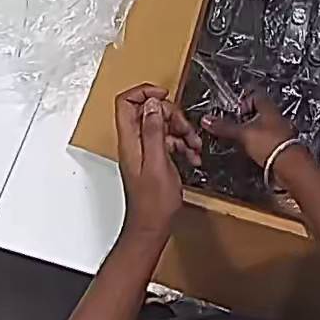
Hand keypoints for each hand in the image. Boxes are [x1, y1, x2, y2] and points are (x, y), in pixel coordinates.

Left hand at [114, 84, 200, 245]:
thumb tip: (152, 103)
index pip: (126, 102)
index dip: (144, 92)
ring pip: (162, 124)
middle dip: (172, 115)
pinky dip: (183, 143)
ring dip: (182, 130)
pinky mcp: (155, 156)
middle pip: (150, 110)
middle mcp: (134, 141)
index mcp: (130, 140)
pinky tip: (192, 155)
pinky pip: (169, 138)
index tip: (164, 95)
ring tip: (194, 146)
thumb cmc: (153, 203)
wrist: (153, 227)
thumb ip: (153, 131)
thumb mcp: (157, 162)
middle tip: (184, 129)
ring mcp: (144, 149)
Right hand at [202, 93, 297, 169]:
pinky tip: (252, 152)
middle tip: (234, 128)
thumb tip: (206, 119)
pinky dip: (258, 144)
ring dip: (251, 133)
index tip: (233, 113)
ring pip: (262, 127)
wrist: (289, 166)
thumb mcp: (243, 134)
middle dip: (245, 120)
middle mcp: (276, 117)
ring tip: (241, 142)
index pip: (255, 96)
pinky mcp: (281, 147)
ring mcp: (280, 132)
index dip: (243, 103)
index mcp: (269, 108)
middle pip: (258, 113)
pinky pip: (266, 141)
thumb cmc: (268, 143)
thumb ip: (224, 127)